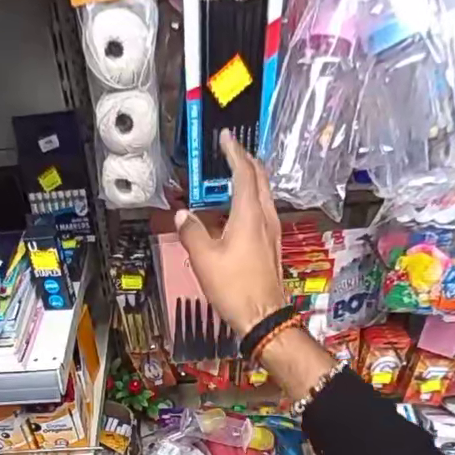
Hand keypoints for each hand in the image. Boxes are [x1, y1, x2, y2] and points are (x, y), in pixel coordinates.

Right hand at [175, 130, 288, 333]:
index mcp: (249, 215)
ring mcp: (272, 231)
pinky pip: (262, 210)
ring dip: (250, 179)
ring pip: (264, 194)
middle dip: (246, 161)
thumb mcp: (204, 259)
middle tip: (231, 152)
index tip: (226, 139)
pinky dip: (251, 199)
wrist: (263, 316)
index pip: (244, 173)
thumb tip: (182, 216)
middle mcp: (265, 218)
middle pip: (260, 179)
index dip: (234, 153)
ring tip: (233, 175)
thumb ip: (191, 232)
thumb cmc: (234, 287)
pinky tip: (238, 209)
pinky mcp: (271, 244)